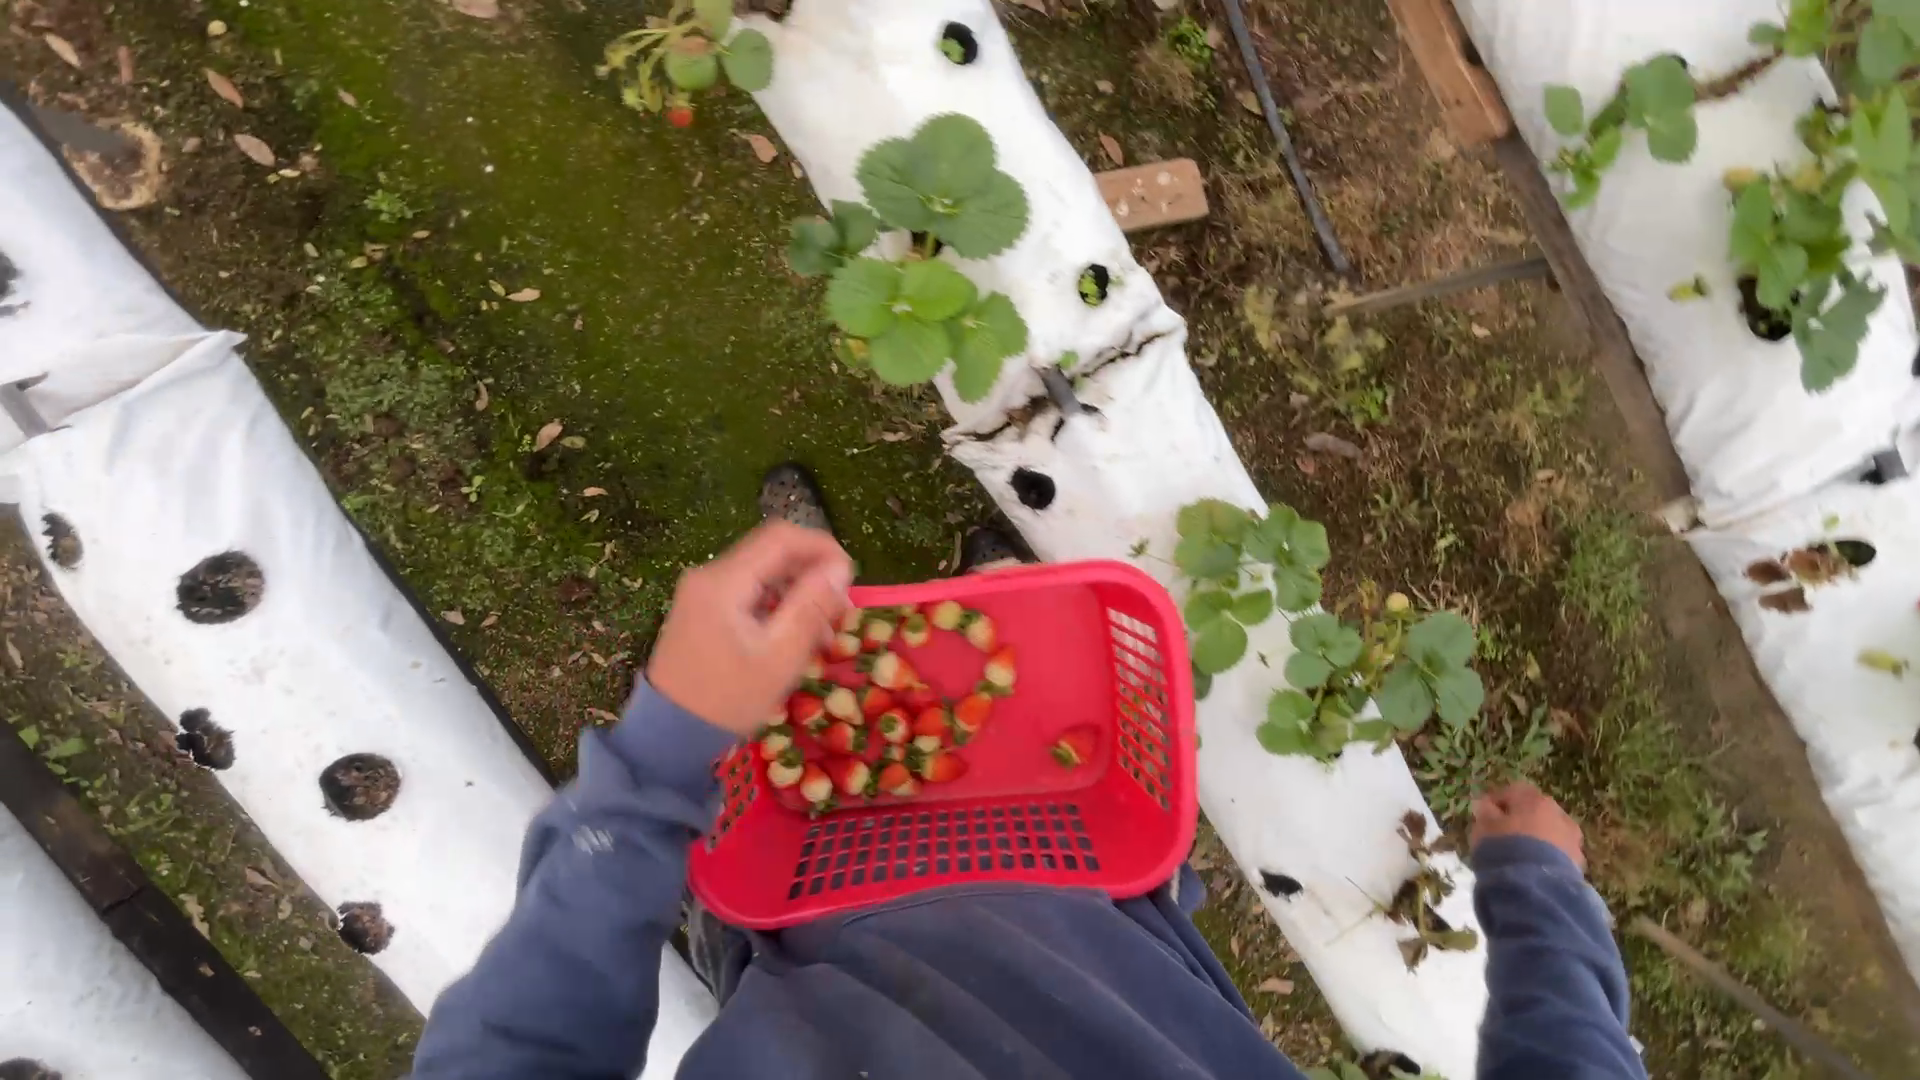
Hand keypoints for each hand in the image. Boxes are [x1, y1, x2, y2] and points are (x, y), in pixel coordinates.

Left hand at [646, 522, 852, 737]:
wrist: (669, 736)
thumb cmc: (728, 699)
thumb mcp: (780, 657)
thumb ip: (811, 606)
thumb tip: (840, 569)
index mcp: (724, 582)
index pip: (782, 538)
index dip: (823, 548)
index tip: (850, 577)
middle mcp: (709, 575)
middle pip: (772, 552)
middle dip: (813, 573)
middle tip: (841, 609)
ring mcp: (702, 592)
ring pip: (763, 572)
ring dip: (798, 590)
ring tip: (823, 629)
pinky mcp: (702, 609)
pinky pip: (749, 591)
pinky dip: (777, 603)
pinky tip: (795, 633)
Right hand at [1471, 781, 1585, 873]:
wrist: (1536, 883)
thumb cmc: (1504, 844)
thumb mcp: (1483, 824)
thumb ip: (1485, 811)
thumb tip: (1487, 805)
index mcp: (1533, 799)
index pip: (1513, 790)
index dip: (1497, 801)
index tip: (1483, 813)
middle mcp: (1558, 813)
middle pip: (1536, 809)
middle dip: (1521, 817)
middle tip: (1503, 831)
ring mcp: (1572, 838)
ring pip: (1550, 830)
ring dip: (1537, 837)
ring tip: (1519, 852)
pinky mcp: (1578, 861)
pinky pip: (1558, 851)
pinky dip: (1546, 854)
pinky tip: (1532, 865)